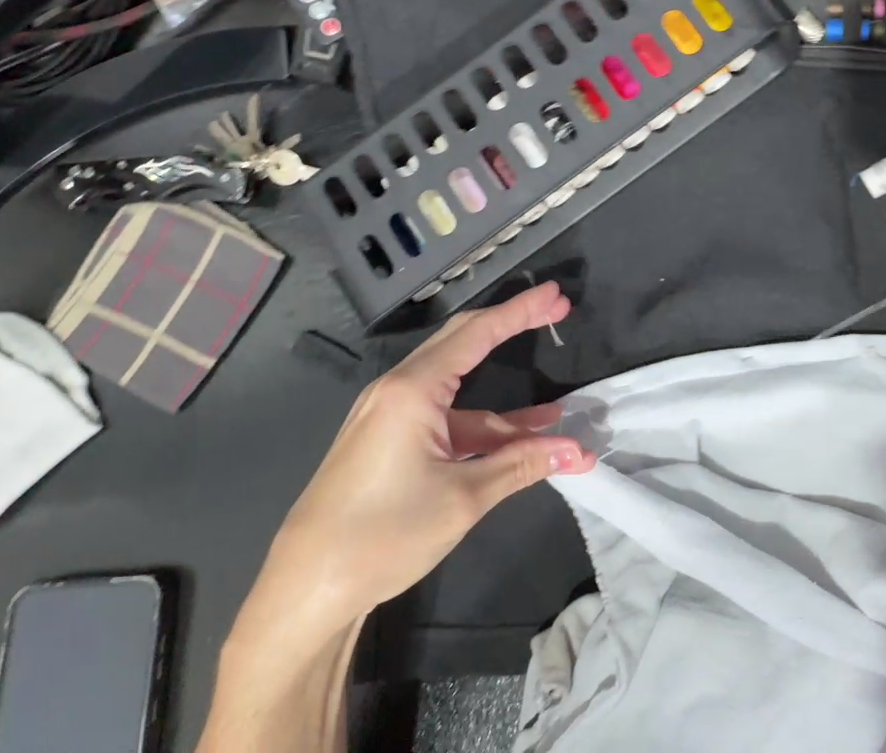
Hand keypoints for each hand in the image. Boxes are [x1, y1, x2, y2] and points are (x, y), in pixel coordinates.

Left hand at [240, 282, 593, 641]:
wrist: (307, 589)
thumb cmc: (384, 535)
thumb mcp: (463, 498)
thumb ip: (521, 464)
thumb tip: (578, 452)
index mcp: (411, 390)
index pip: (476, 334)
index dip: (521, 312)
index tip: (557, 296)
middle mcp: (397, 392)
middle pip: (463, 346)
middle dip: (512, 329)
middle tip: (557, 313)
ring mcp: (390, 418)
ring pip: (459, 394)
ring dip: (507, 407)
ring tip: (558, 413)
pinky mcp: (388, 444)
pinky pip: (445, 422)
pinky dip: (483, 431)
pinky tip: (517, 445)